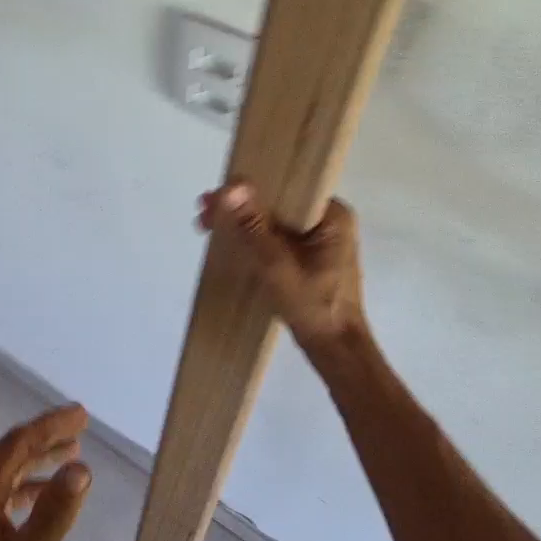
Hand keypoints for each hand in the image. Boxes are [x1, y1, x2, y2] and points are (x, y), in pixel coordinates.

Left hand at [0, 404, 92, 540]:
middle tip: (82, 427)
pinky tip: (46, 498)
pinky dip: (29, 490)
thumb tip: (82, 466)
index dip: (51, 424)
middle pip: (13, 453)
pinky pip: (4, 496)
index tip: (82, 414)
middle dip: (48, 438)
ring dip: (40, 464)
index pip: (18, 442)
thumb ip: (56, 511)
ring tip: (72, 457)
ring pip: (9, 475)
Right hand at [199, 180, 365, 347]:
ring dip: (242, 223)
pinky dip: (254, 238)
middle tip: (203, 211)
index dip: (246, 188)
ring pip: (275, 221)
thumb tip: (231, 186)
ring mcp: (322, 240)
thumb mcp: (277, 265)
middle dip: (238, 207)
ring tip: (206, 225)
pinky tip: (228, 242)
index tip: (215, 197)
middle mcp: (330, 221)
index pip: (284, 187)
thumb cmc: (314, 307)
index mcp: (333, 215)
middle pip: (277, 203)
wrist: (337, 354)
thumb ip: (253, 226)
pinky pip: (278, 237)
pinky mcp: (312, 257)